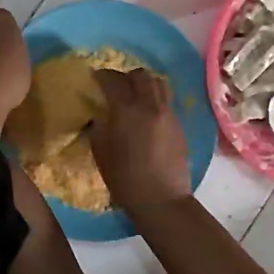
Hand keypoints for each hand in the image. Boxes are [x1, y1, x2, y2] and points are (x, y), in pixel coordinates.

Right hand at [92, 68, 191, 211]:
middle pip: (140, 75)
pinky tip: (146, 114)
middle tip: (115, 87)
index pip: (114, 80)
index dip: (102, 76)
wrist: (161, 198)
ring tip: (134, 96)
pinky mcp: (179, 124)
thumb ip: (99, 125)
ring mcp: (168, 113)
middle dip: (125, 76)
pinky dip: (154, 98)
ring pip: (158, 83)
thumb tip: (100, 112)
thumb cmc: (124, 178)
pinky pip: (166, 100)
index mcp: (127, 110)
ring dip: (143, 84)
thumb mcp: (101, 151)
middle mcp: (150, 105)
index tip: (94, 78)